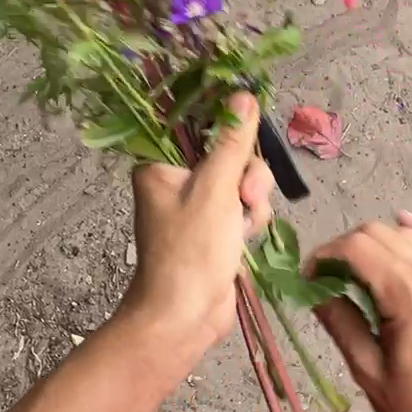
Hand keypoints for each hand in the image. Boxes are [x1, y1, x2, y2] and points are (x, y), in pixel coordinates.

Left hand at [119, 92, 274, 348]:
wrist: (186, 316)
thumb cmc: (191, 250)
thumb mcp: (216, 188)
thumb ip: (233, 142)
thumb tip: (243, 95)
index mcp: (160, 165)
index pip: (198, 127)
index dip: (227, 129)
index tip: (246, 138)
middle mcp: (176, 181)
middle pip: (228, 153)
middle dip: (246, 175)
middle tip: (246, 195)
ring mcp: (197, 205)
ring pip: (241, 180)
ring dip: (252, 200)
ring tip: (245, 224)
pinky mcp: (215, 227)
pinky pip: (243, 206)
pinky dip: (250, 219)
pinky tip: (246, 238)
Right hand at [311, 212, 411, 411]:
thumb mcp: (369, 372)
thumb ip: (341, 323)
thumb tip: (316, 293)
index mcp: (407, 294)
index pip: (356, 247)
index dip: (324, 255)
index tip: (305, 278)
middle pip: (377, 233)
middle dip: (343, 247)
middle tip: (322, 279)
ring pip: (402, 234)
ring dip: (371, 242)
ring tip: (349, 273)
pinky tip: (401, 223)